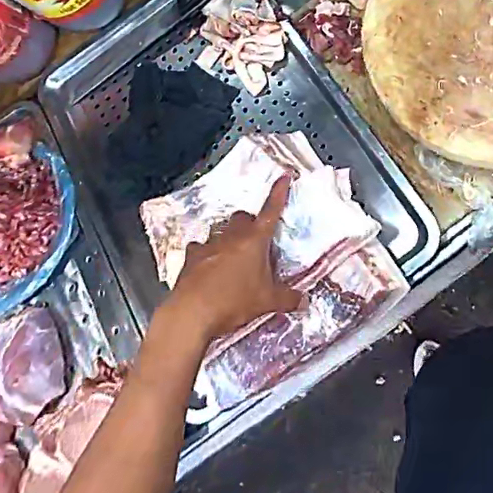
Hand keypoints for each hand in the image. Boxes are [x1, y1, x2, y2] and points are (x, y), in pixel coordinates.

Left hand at [160, 176, 295, 344]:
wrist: (190, 315)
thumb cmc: (234, 302)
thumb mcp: (268, 302)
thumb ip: (288, 298)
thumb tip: (303, 301)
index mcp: (254, 240)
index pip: (270, 211)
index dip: (278, 193)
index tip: (284, 177)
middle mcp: (231, 237)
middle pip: (241, 217)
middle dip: (249, 223)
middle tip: (257, 240)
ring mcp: (207, 246)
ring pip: (219, 230)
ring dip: (227, 237)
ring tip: (232, 254)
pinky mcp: (189, 260)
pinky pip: (200, 248)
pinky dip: (206, 253)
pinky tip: (208, 266)